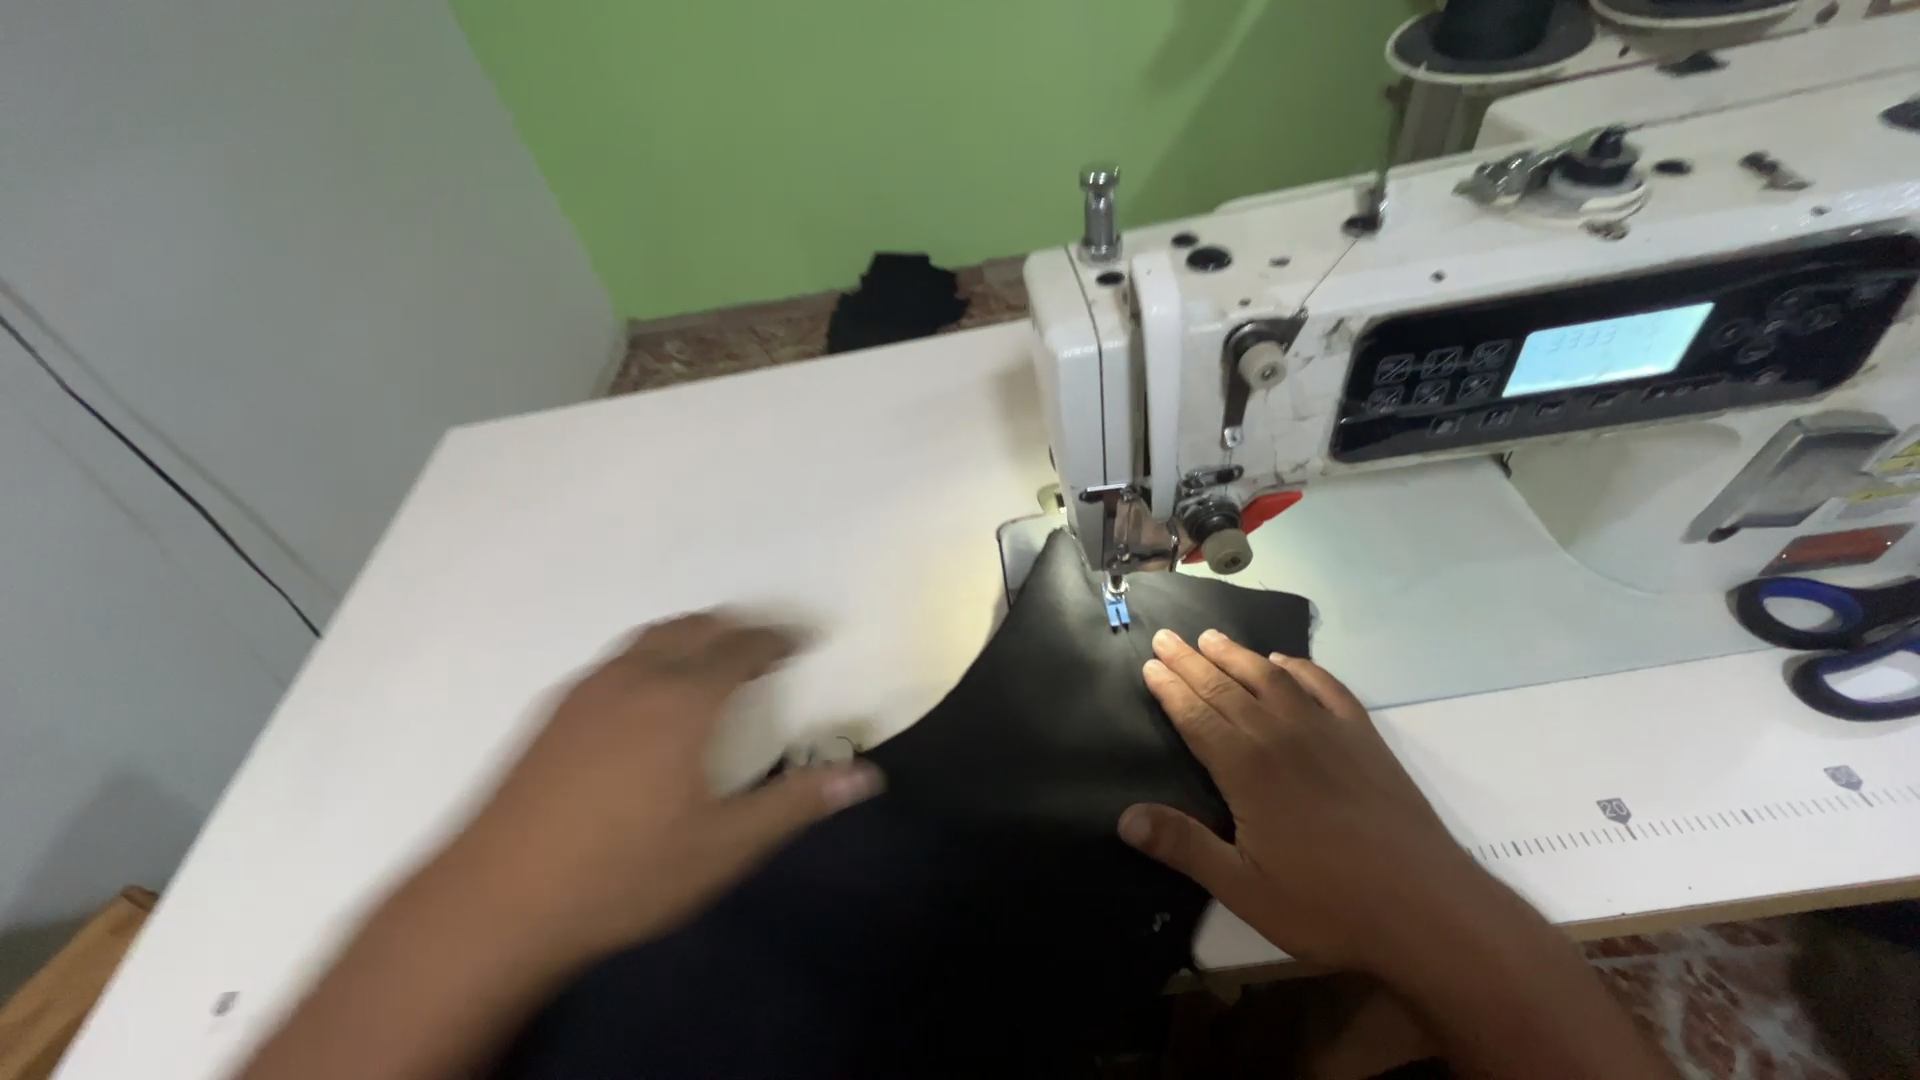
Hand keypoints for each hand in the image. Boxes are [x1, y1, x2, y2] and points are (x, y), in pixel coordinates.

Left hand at [451, 612, 883, 958]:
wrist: (493, 902)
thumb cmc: (623, 874)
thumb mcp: (724, 846)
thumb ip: (796, 803)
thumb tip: (867, 776)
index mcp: (682, 700)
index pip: (743, 647)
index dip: (779, 638)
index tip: (806, 638)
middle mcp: (636, 678)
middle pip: (697, 627)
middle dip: (739, 627)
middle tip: (769, 644)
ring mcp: (587, 689)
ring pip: (652, 637)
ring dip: (694, 633)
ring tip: (717, 655)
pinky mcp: (553, 711)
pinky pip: (619, 658)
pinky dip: (654, 653)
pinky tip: (650, 692)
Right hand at [1117, 629, 1483, 972]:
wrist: (1427, 909)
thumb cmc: (1326, 904)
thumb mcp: (1242, 887)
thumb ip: (1183, 846)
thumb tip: (1125, 817)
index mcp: (1246, 768)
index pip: (1195, 714)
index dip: (1169, 687)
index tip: (1148, 664)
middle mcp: (1280, 735)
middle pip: (1225, 687)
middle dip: (1190, 660)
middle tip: (1166, 637)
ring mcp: (1326, 732)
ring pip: (1271, 678)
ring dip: (1237, 654)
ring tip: (1212, 636)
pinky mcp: (1364, 738)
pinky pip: (1326, 687)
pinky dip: (1301, 668)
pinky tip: (1286, 662)